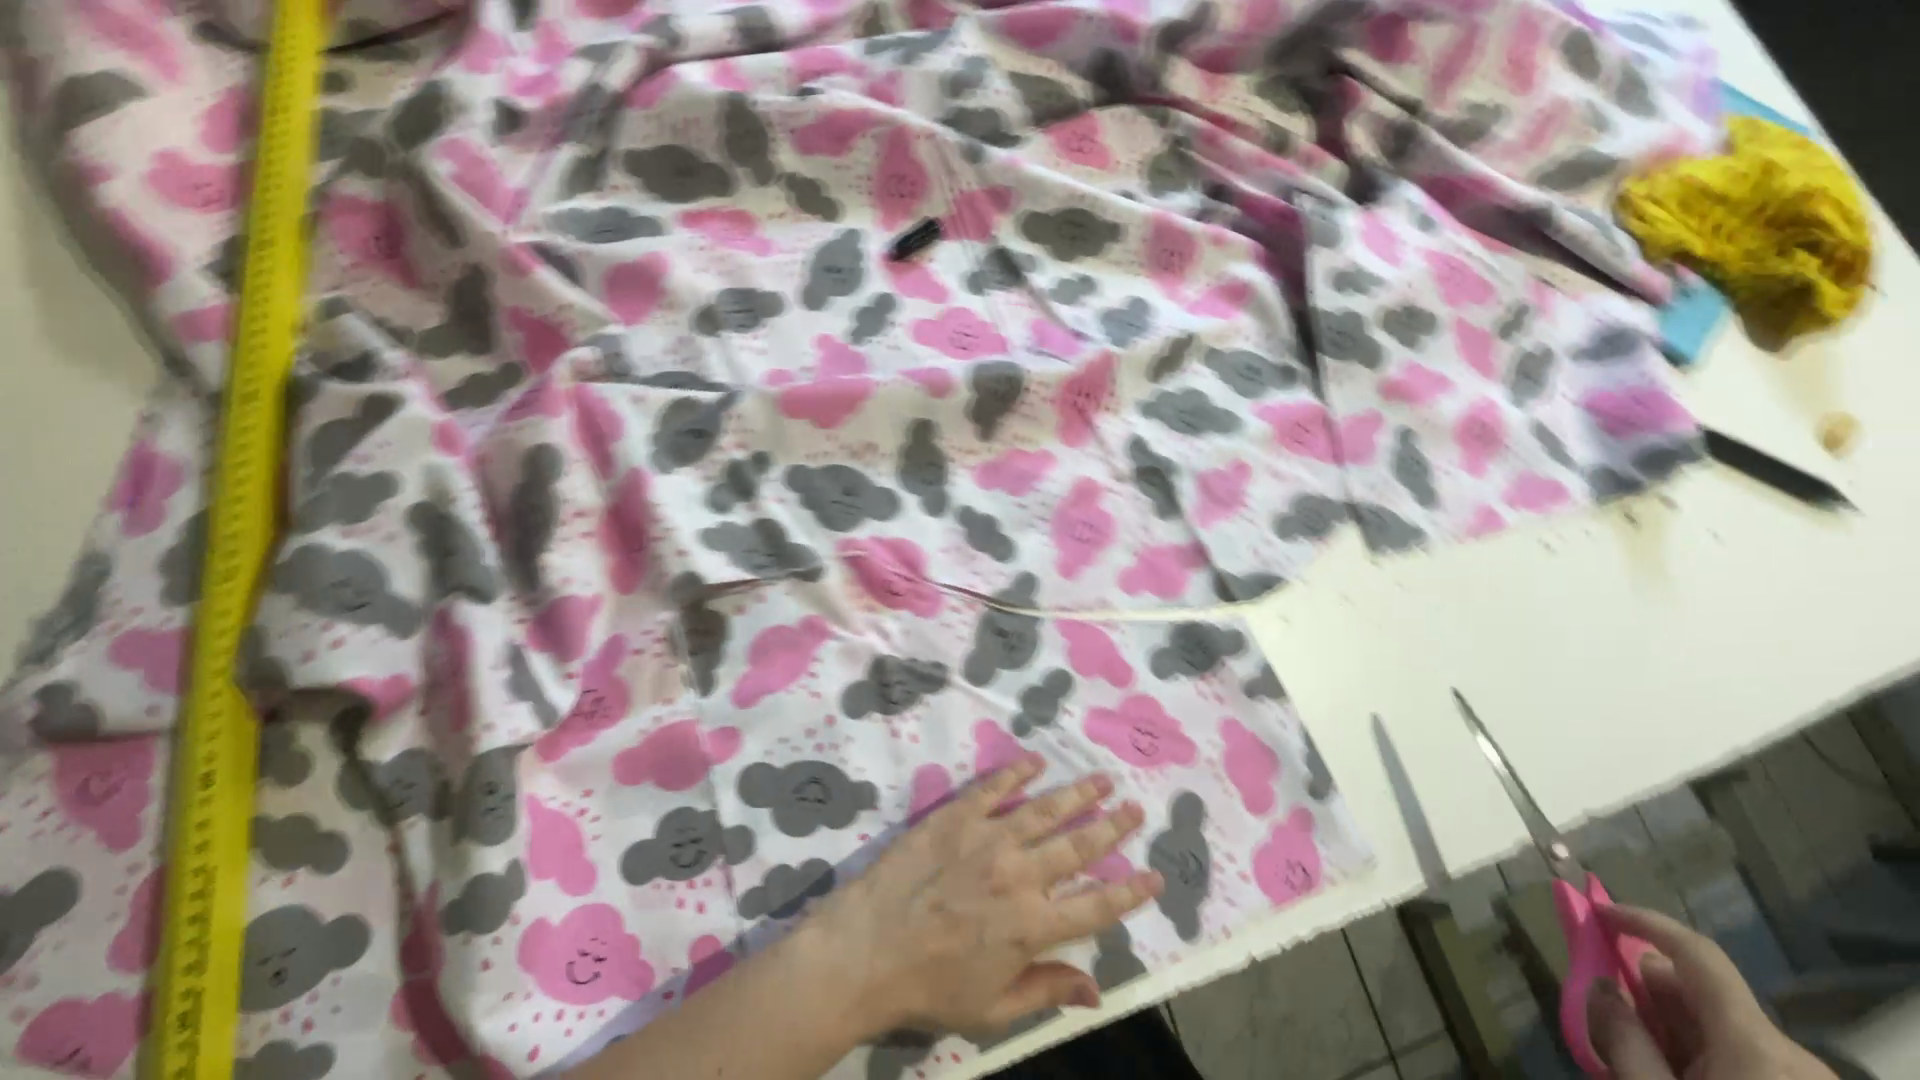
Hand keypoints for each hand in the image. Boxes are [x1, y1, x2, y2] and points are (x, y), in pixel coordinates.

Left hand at [802, 754, 1161, 1040]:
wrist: (864, 951)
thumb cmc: (927, 989)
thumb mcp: (992, 1010)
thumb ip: (1046, 991)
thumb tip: (1095, 990)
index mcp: (1034, 926)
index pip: (1098, 906)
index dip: (1131, 891)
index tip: (1155, 875)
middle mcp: (1021, 875)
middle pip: (1079, 847)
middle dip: (1113, 826)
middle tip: (1134, 808)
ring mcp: (988, 840)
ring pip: (1045, 810)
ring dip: (1077, 793)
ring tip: (1101, 779)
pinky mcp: (954, 818)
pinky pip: (992, 789)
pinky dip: (1016, 773)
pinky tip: (1034, 762)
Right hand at [1589, 904, 1837, 1078]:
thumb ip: (1620, 1038)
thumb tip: (1601, 985)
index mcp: (1752, 1042)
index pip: (1696, 954)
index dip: (1644, 922)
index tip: (1597, 912)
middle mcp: (1787, 1052)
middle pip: (1703, 995)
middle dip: (1647, 993)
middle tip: (1603, 1010)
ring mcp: (1802, 1078)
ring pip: (1718, 1028)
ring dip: (1669, 1029)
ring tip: (1634, 1060)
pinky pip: (1738, 1058)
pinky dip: (1695, 1056)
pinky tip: (1667, 1077)